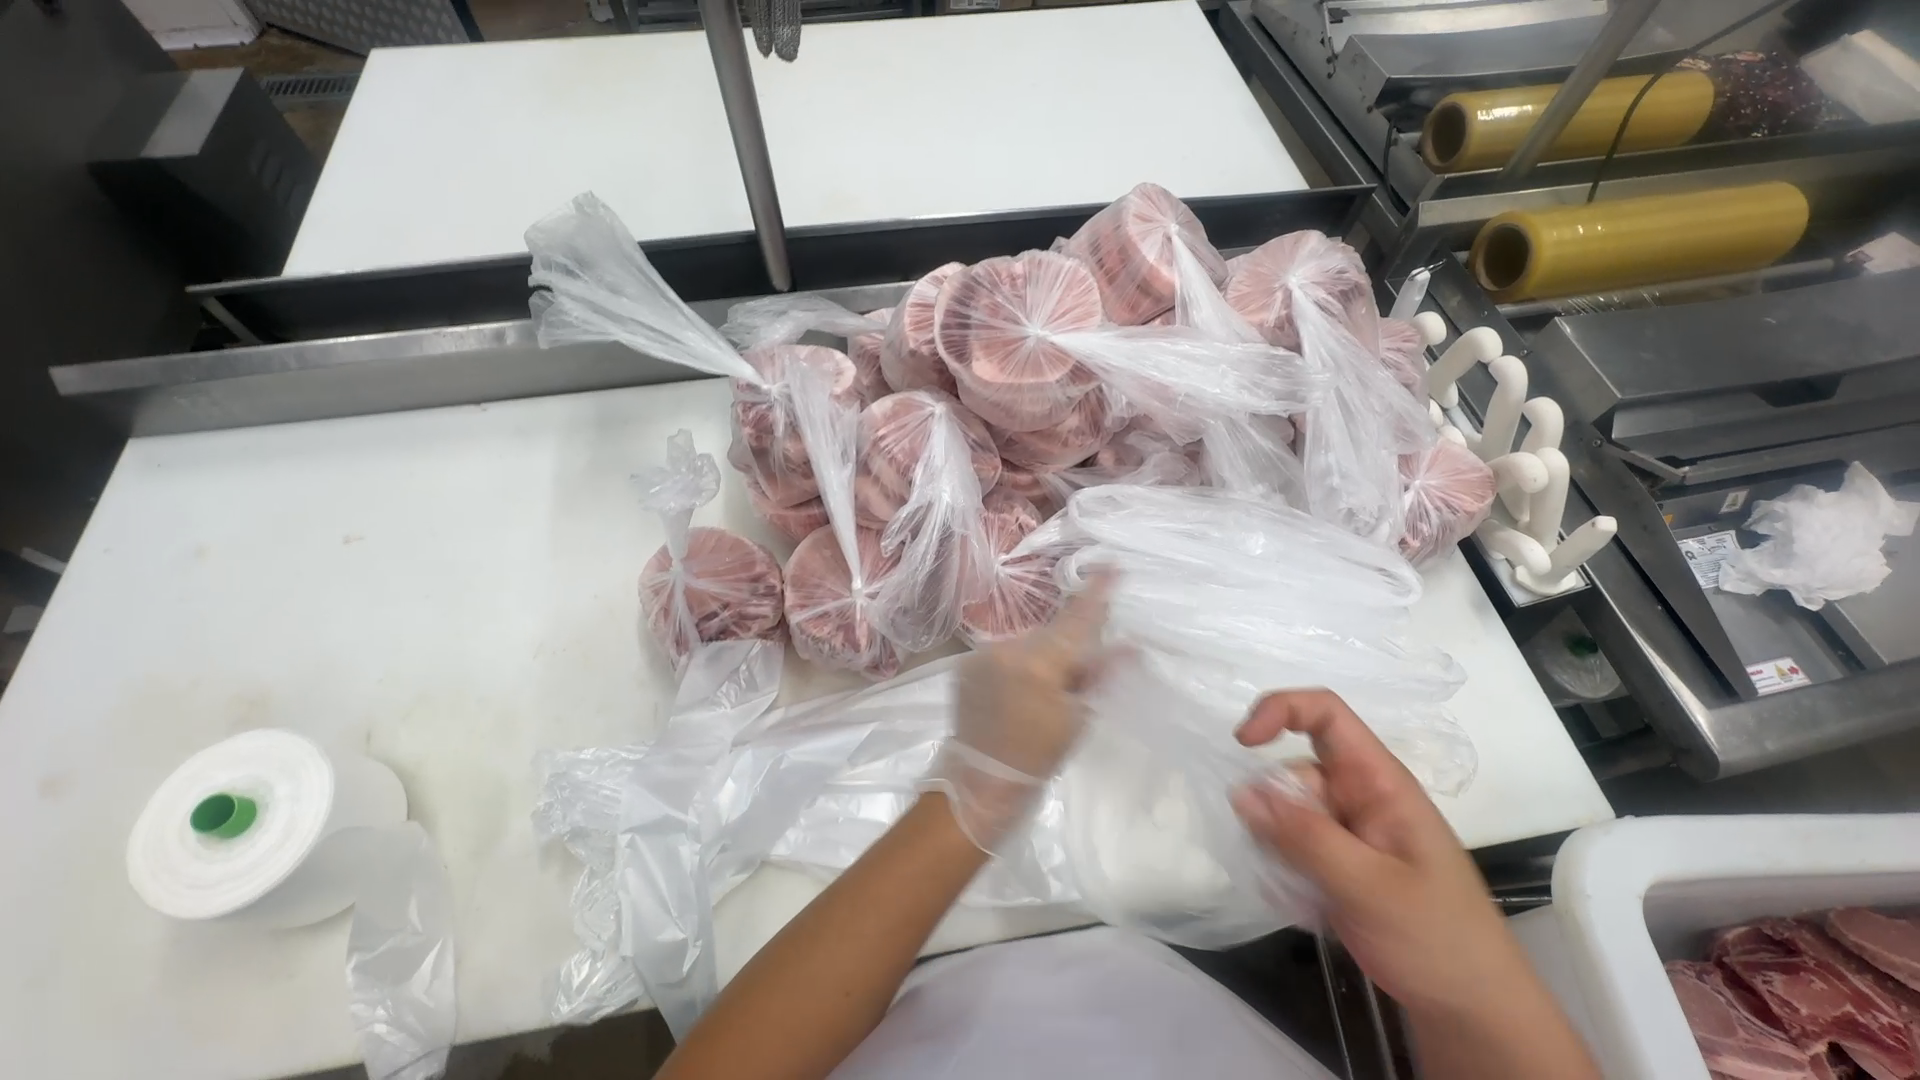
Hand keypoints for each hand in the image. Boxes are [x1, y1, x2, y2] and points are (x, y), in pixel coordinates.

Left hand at [924, 570, 1114, 850]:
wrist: (981, 780)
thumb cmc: (1037, 755)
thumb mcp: (1077, 718)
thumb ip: (1100, 675)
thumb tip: (1129, 645)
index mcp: (1039, 663)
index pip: (1076, 620)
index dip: (1096, 594)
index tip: (1112, 566)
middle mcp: (1007, 648)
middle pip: (1050, 632)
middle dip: (1068, 643)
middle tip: (1078, 672)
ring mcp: (982, 654)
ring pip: (1027, 642)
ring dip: (1040, 656)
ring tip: (1044, 690)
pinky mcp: (966, 663)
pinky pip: (1004, 653)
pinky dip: (1017, 664)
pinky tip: (1018, 691)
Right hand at [1230, 690, 1532, 1017]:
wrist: (1473, 1010)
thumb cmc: (1437, 939)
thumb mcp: (1368, 885)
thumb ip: (1304, 836)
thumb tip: (1241, 791)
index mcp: (1380, 782)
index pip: (1326, 714)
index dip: (1280, 710)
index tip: (1242, 742)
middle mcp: (1360, 796)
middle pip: (1294, 771)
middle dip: (1274, 809)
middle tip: (1286, 861)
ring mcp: (1348, 832)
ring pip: (1285, 812)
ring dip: (1276, 847)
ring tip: (1300, 894)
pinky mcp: (1337, 865)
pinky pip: (1290, 847)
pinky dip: (1283, 870)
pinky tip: (1301, 907)